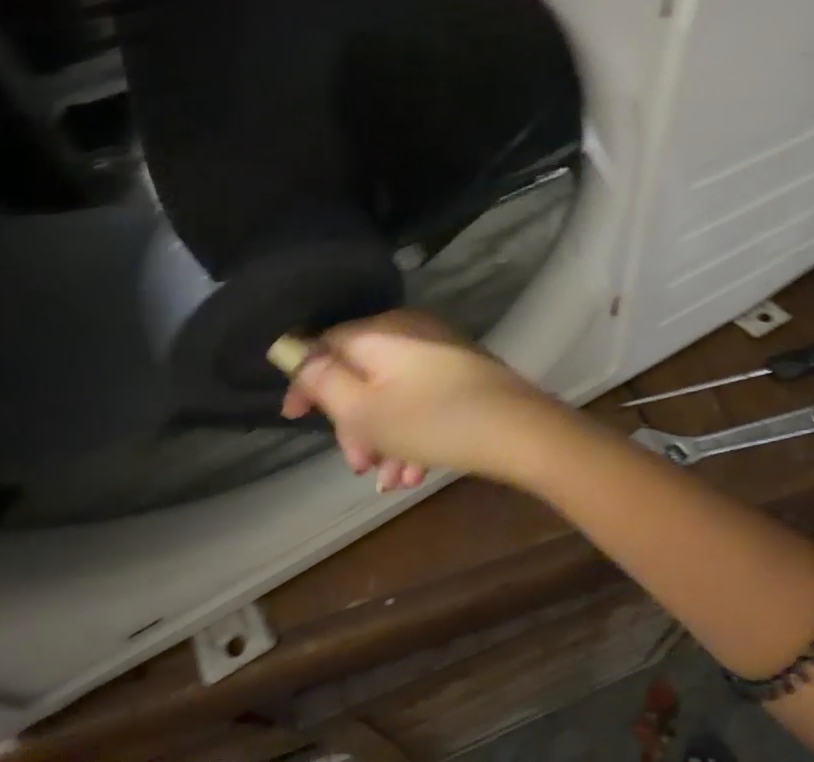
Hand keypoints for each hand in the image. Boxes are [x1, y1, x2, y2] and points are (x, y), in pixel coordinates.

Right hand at [278, 309, 571, 490]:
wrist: (520, 430)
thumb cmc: (433, 421)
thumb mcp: (364, 410)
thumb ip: (325, 383)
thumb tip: (304, 359)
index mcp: (381, 332)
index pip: (327, 344)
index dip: (305, 381)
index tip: (293, 418)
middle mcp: (411, 331)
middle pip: (362, 374)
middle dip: (353, 425)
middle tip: (358, 465)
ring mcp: (442, 352)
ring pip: (393, 395)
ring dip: (384, 439)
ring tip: (391, 481)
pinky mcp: (465, 374)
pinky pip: (423, 400)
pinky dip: (412, 434)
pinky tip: (416, 474)